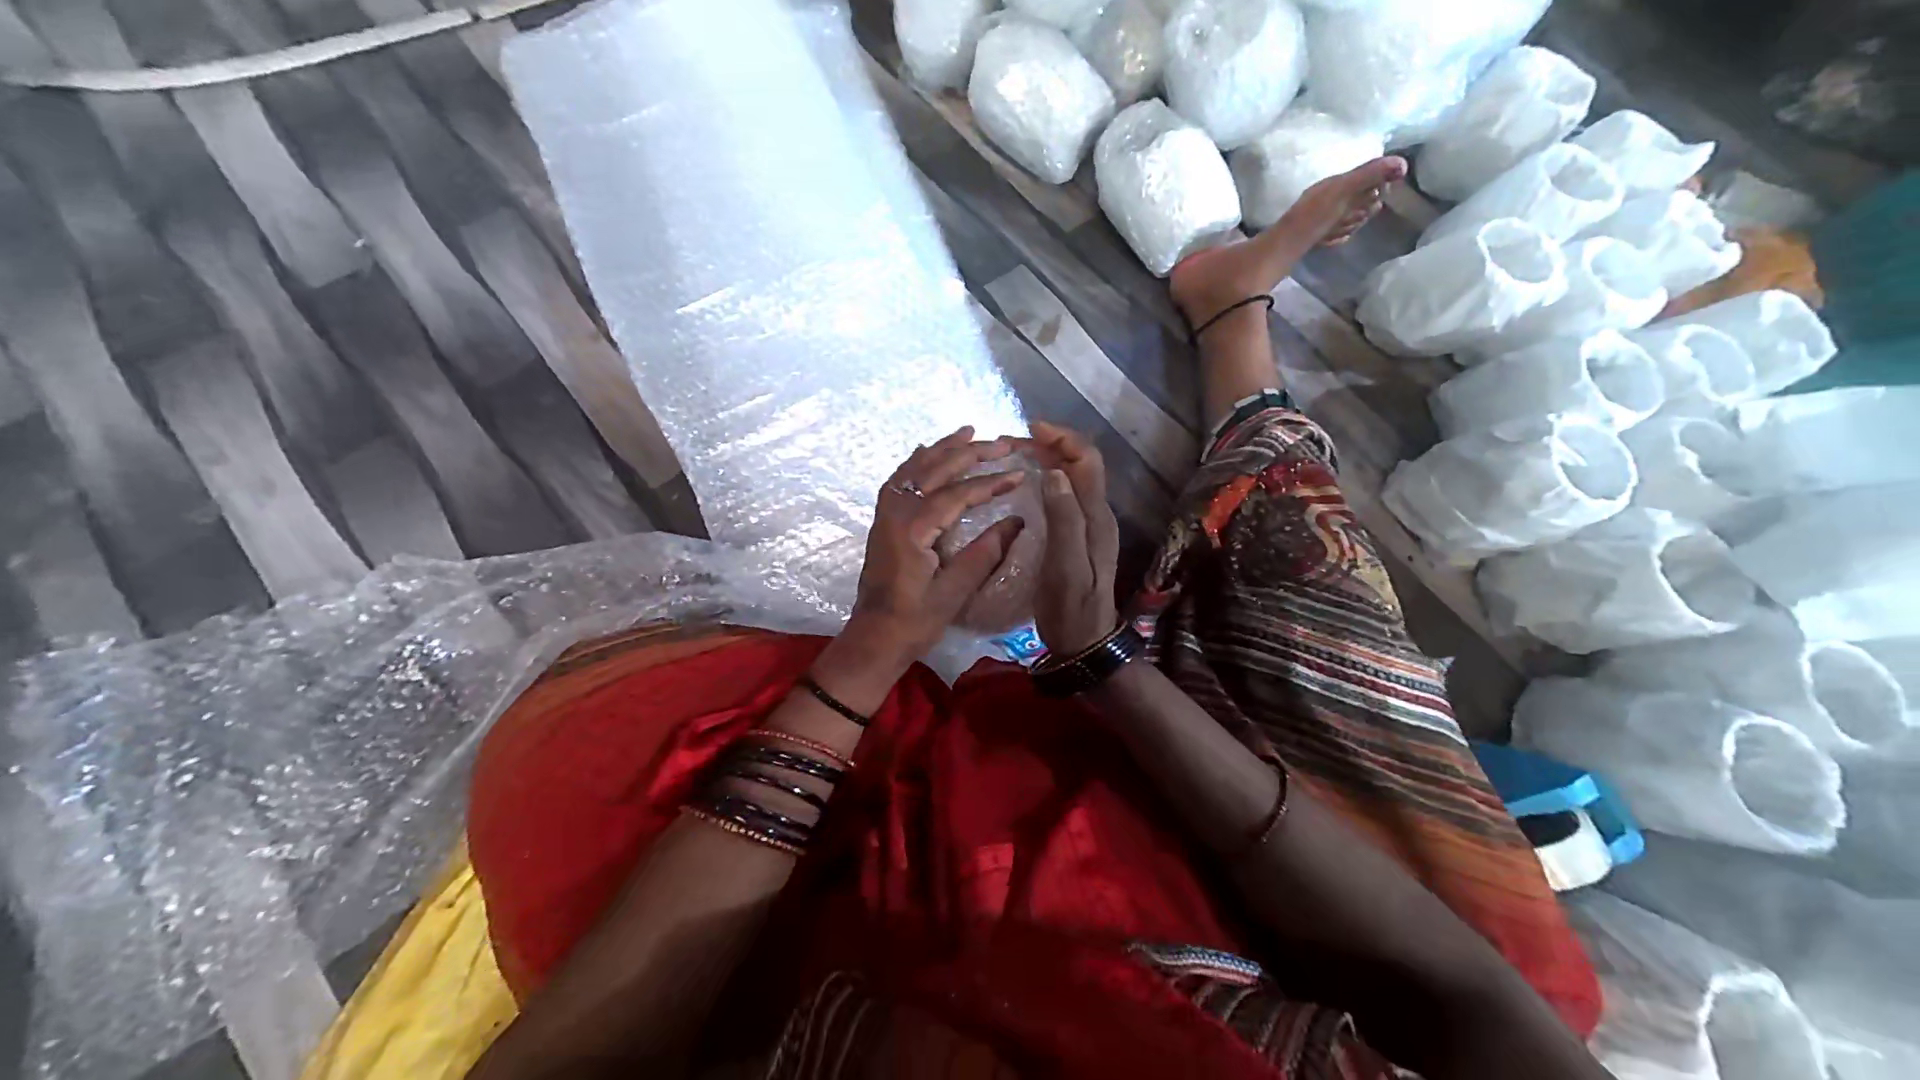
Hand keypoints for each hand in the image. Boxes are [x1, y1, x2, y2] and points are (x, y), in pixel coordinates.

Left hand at [836, 427, 1028, 674]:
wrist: (874, 638)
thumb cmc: (914, 621)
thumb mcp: (955, 591)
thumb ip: (985, 553)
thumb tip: (1016, 522)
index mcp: (913, 526)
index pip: (958, 493)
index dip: (990, 482)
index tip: (1019, 474)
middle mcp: (896, 510)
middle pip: (936, 469)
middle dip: (971, 452)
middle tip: (1003, 443)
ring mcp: (886, 513)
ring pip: (916, 467)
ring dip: (944, 448)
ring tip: (970, 432)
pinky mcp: (884, 520)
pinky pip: (901, 478)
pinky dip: (919, 461)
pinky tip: (928, 451)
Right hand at [1023, 422, 1119, 654]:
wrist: (1084, 642)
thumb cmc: (1071, 607)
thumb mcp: (1065, 566)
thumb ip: (1064, 519)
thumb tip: (1054, 472)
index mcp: (1095, 516)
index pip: (1087, 460)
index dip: (1062, 438)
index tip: (1029, 430)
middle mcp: (1096, 514)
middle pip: (1080, 464)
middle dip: (1051, 445)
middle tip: (1012, 444)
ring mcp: (1088, 525)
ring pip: (1072, 478)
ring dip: (1048, 460)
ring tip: (1014, 457)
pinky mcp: (1077, 536)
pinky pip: (1064, 496)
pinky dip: (1046, 480)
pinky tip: (1024, 486)